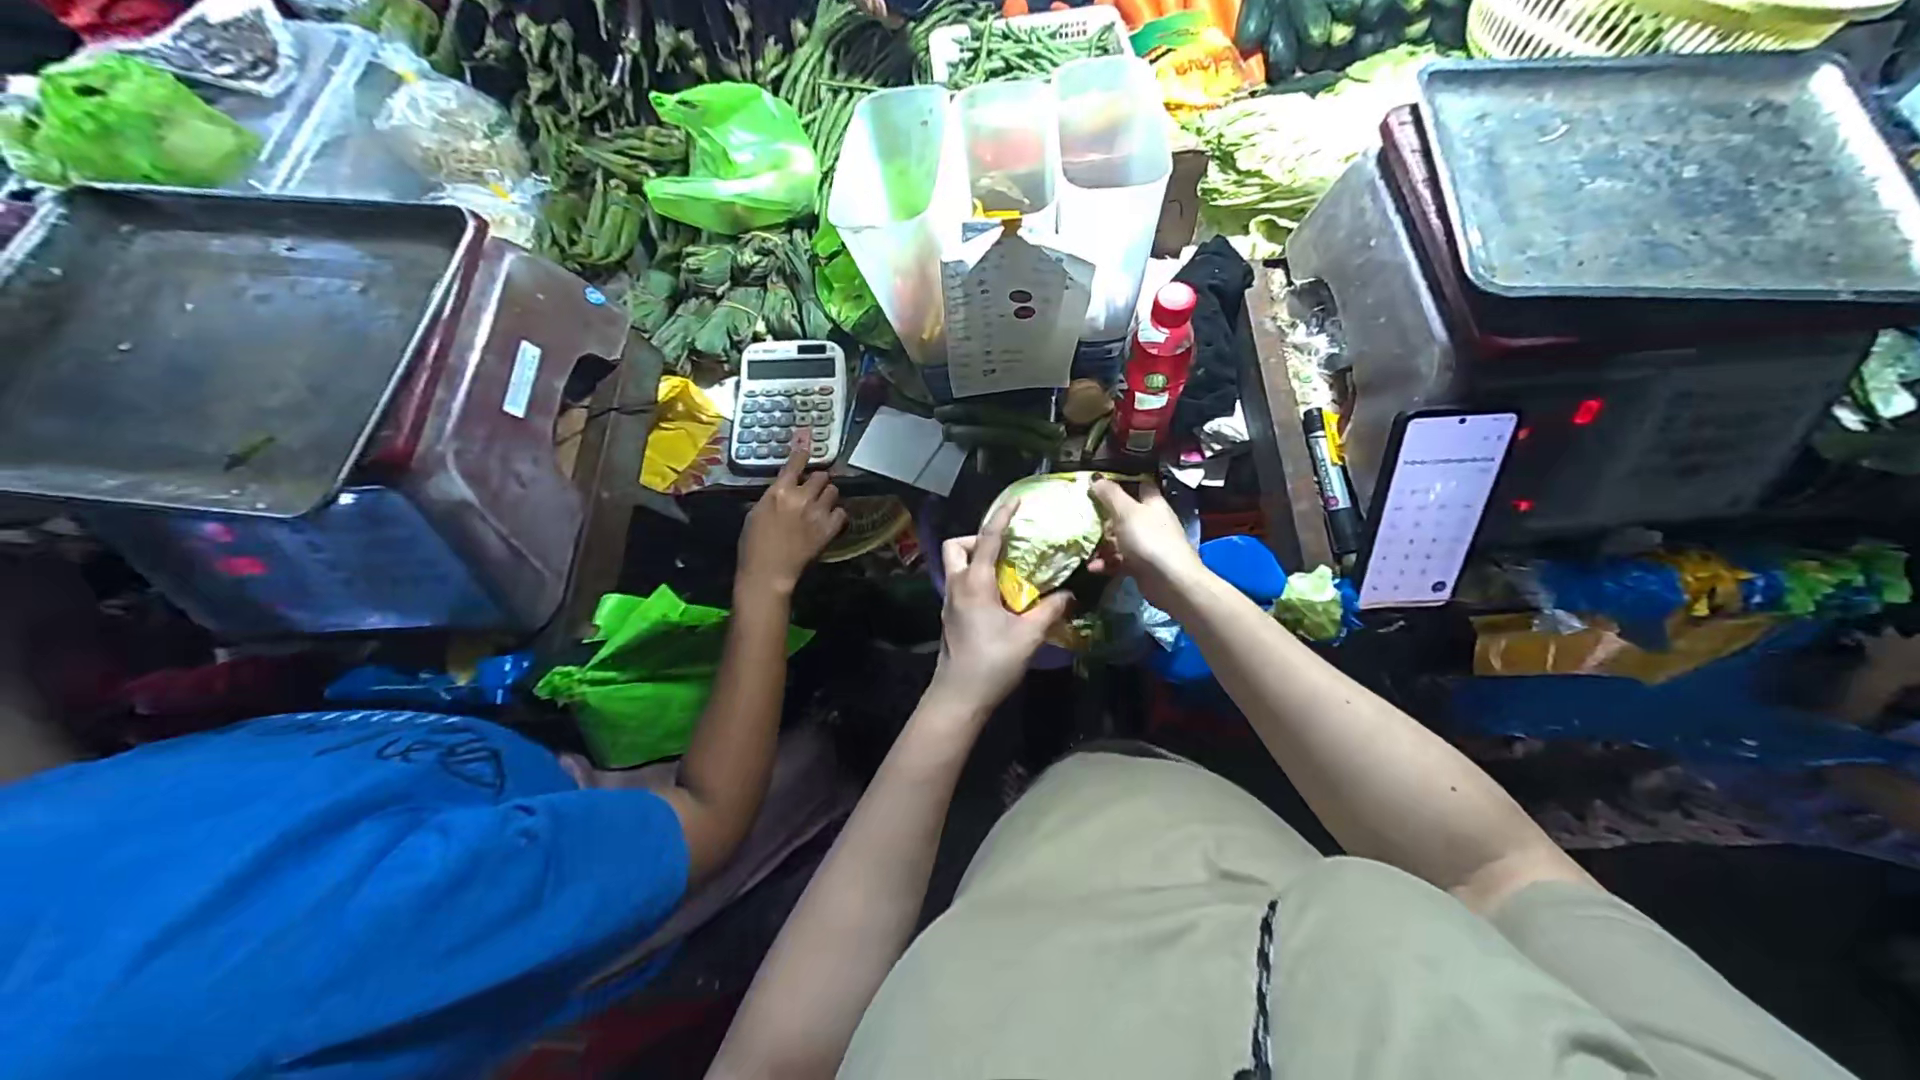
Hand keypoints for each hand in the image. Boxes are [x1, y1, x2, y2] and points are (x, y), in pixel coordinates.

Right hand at [738, 435, 846, 596]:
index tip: (808, 447)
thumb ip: (773, 496)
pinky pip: (842, 512)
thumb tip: (784, 487)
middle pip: (821, 476)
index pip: (796, 462)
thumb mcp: (756, 513)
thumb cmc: (754, 545)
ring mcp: (818, 512)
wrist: (769, 572)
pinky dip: (836, 515)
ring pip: (834, 490)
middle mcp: (802, 497)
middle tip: (813, 490)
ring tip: (821, 505)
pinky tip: (828, 521)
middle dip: (817, 481)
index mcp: (780, 491)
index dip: (803, 453)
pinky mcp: (829, 529)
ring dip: (828, 496)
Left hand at [927, 500, 1072, 721]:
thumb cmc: (993, 662)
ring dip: (975, 558)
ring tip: (1005, 571)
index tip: (1015, 502)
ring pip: (955, 565)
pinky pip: (959, 583)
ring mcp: (949, 601)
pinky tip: (998, 595)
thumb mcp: (1029, 635)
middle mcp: (956, 586)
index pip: (986, 539)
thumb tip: (1069, 594)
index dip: (1001, 517)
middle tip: (1005, 549)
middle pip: (956, 546)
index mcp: (974, 583)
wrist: (959, 695)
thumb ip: (1050, 610)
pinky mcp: (950, 616)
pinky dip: (975, 577)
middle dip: (977, 538)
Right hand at [1090, 477, 1206, 610]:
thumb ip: (1110, 494)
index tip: (1096, 483)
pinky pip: (1118, 560)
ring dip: (1101, 544)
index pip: (1138, 484)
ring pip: (1118, 538)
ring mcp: (1145, 544)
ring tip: (1084, 547)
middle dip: (1102, 516)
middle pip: (1123, 513)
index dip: (1119, 481)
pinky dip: (1106, 563)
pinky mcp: (1140, 565)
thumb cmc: (1149, 540)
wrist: (1170, 581)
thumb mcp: (1126, 512)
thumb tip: (1096, 478)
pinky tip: (1092, 567)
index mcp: (1152, 503)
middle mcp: (1150, 521)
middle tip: (1082, 517)